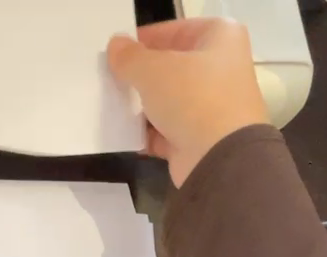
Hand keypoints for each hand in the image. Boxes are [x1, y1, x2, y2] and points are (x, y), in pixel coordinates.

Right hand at [108, 18, 268, 187]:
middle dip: (139, 76)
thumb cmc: (192, 98)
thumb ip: (130, 57)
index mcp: (218, 36)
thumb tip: (114, 45)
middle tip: (108, 82)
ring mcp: (209, 104)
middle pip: (169, 67)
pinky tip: (121, 135)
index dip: (141, 41)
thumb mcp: (154, 71)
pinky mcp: (196, 136)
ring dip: (139, 107)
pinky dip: (144, 134)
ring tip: (110, 108)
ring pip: (165, 100)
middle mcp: (218, 66)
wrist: (218, 156)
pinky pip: (163, 130)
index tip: (113, 54)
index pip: (173, 31)